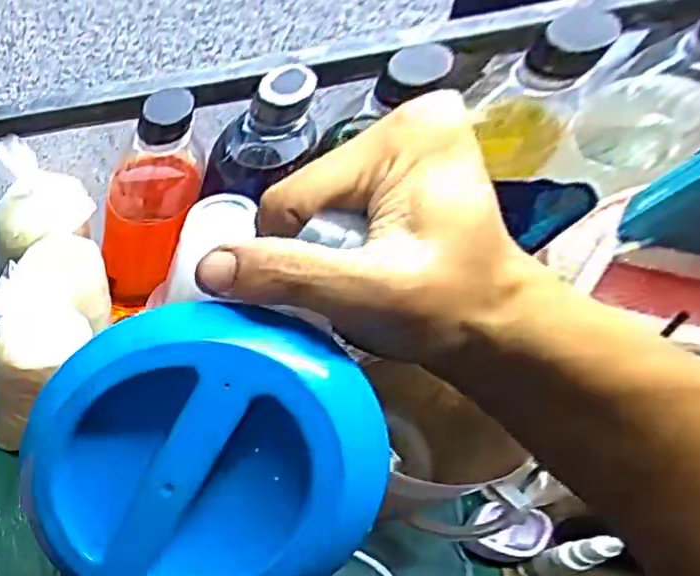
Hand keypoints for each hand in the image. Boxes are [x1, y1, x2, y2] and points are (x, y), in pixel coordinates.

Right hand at [195, 90, 553, 369]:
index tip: (334, 284)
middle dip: (305, 256)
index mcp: (403, 133)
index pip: (287, 202)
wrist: (491, 329)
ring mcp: (396, 148)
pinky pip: (321, 219)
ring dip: (315, 260)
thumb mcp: (362, 293)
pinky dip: (328, 255)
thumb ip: (287, 275)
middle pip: (293, 206)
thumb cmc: (444, 309)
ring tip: (357, 281)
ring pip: (301, 218)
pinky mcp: (391, 175)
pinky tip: (360, 270)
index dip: (291, 256)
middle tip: (348, 285)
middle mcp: (401, 123)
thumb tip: (208, 268)